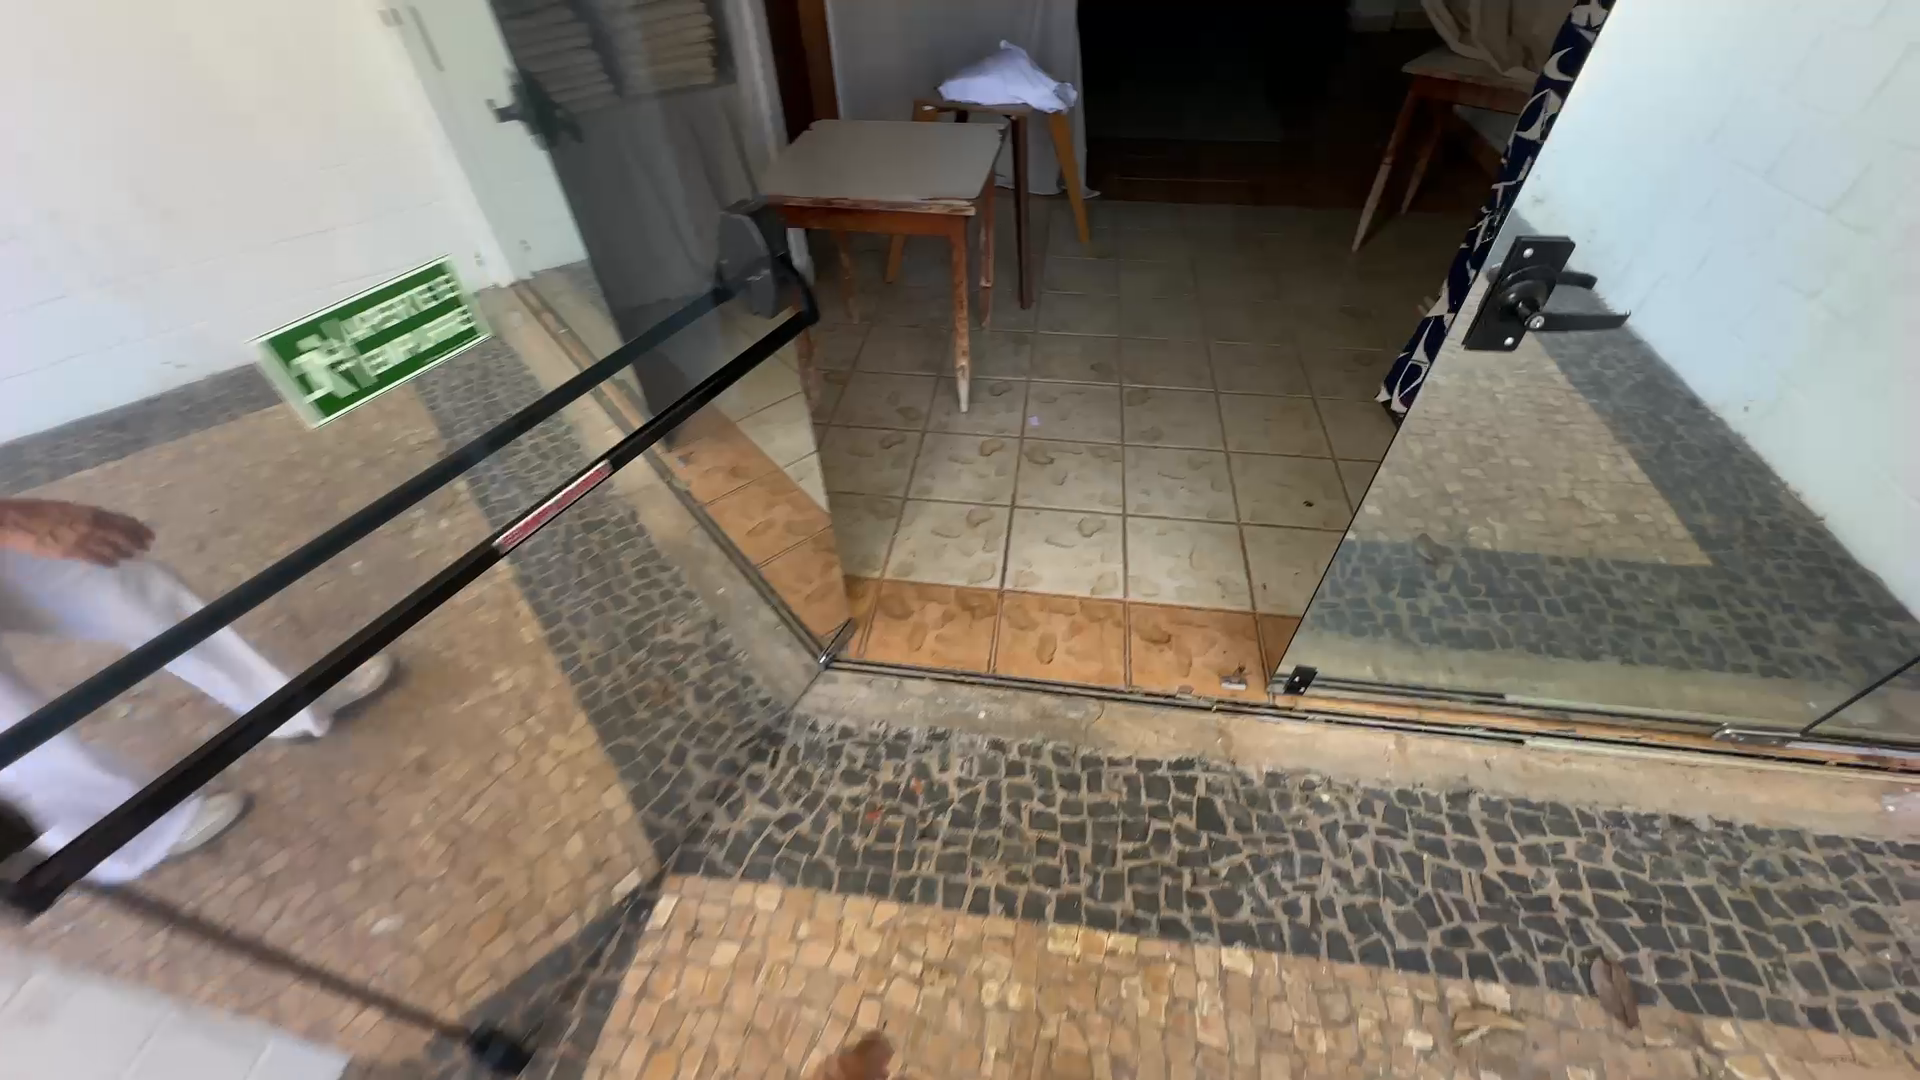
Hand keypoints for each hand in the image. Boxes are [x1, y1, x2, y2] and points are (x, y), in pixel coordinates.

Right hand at [0, 499, 153, 566]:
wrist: (11, 521)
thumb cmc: (36, 511)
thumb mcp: (69, 508)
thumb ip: (88, 515)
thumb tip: (104, 522)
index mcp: (92, 513)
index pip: (124, 521)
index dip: (139, 529)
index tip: (149, 534)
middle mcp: (93, 526)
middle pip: (124, 536)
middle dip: (137, 542)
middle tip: (146, 548)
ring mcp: (83, 539)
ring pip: (113, 548)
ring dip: (125, 553)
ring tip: (133, 556)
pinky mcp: (70, 552)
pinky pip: (95, 558)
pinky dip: (107, 562)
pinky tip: (114, 565)